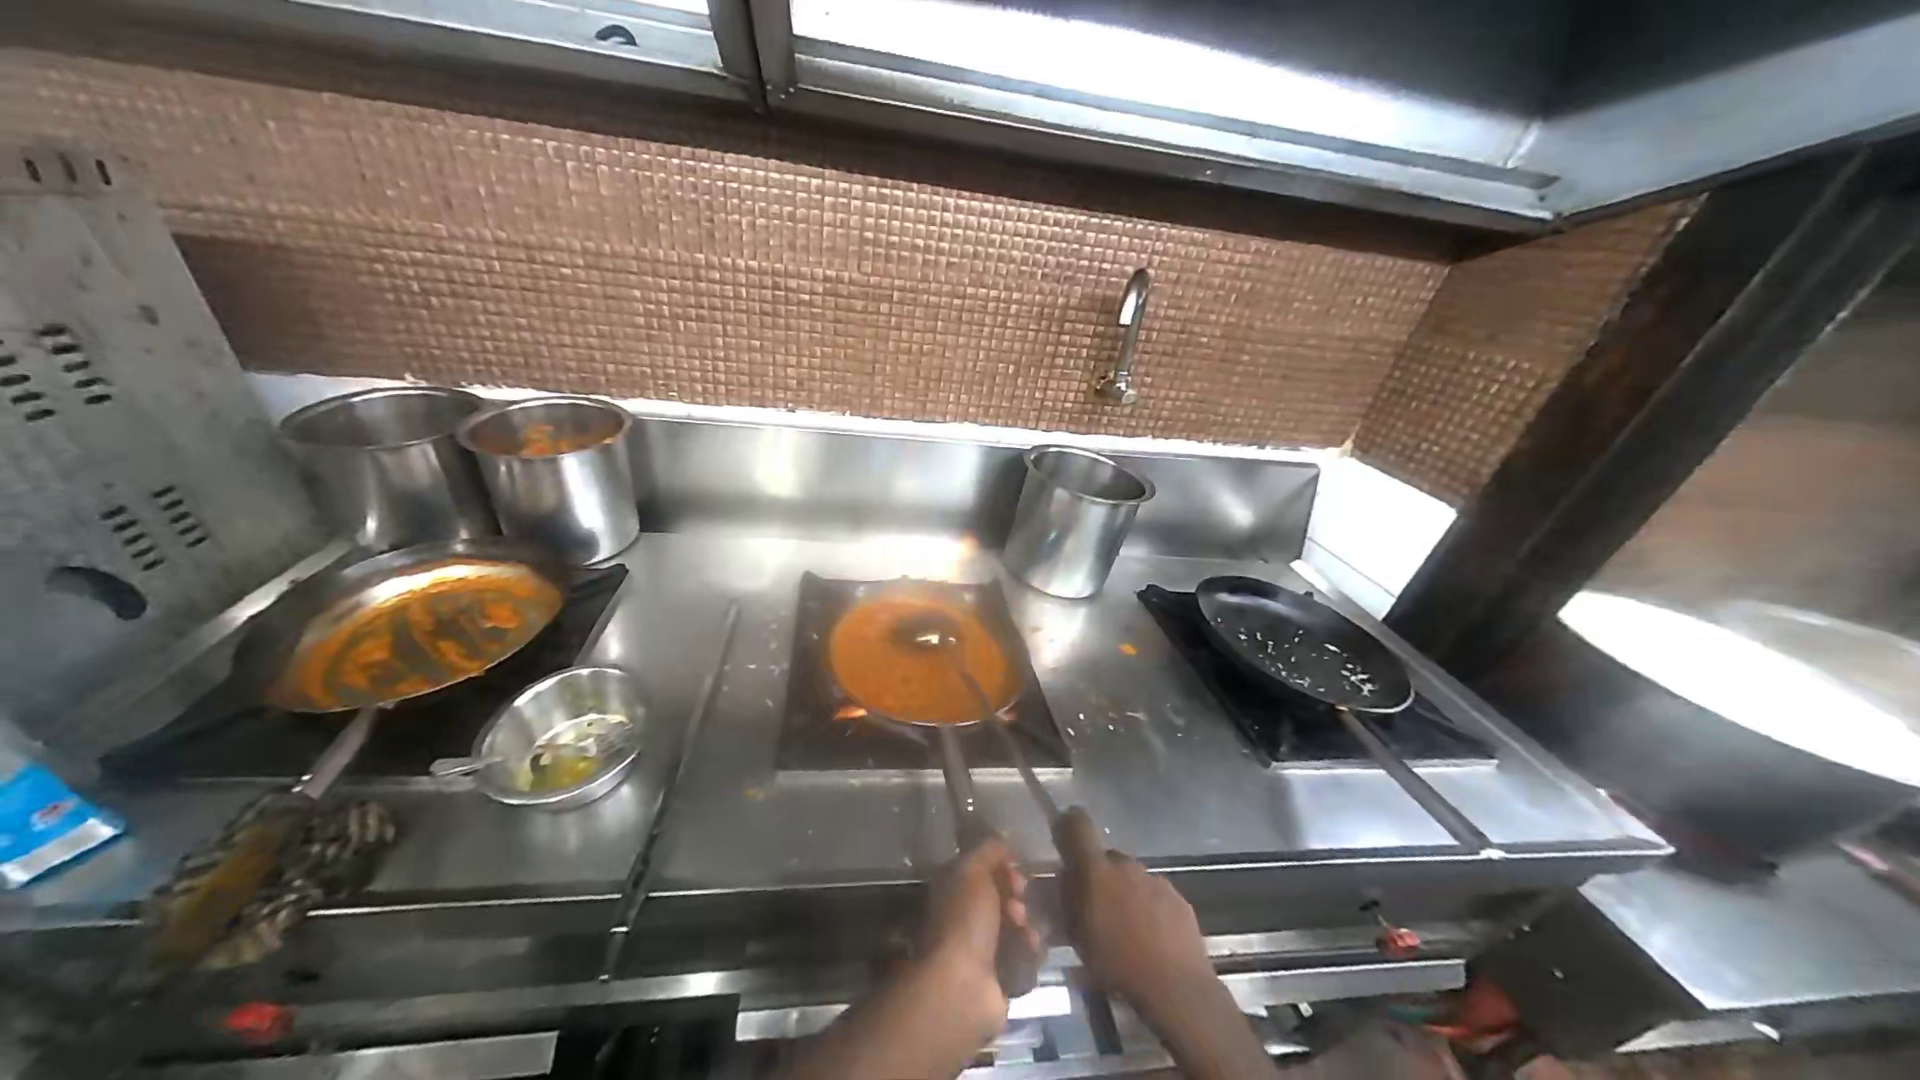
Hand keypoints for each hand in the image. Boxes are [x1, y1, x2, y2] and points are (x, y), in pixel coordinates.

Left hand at [917, 835, 1038, 1040]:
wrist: (961, 988)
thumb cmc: (964, 921)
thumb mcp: (973, 871)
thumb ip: (988, 850)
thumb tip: (1002, 842)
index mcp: (952, 892)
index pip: (983, 872)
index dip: (1002, 868)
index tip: (1015, 871)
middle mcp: (964, 920)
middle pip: (1002, 900)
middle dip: (1016, 898)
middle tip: (1018, 906)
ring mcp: (981, 953)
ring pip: (1017, 930)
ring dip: (1027, 928)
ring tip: (1025, 934)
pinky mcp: (999, 981)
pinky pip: (1025, 960)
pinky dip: (1030, 955)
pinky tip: (1029, 953)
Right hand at [1053, 808, 1212, 1009]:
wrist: (1175, 987)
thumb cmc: (1116, 963)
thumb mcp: (1076, 936)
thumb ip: (1065, 901)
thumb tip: (1062, 881)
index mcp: (1096, 869)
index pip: (1078, 825)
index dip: (1069, 824)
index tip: (1064, 835)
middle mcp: (1126, 864)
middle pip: (1106, 858)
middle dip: (1099, 875)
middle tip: (1096, 906)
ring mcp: (1155, 879)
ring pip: (1131, 877)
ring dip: (1124, 893)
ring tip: (1125, 927)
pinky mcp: (1178, 898)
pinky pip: (1154, 894)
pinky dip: (1148, 907)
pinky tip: (1149, 936)